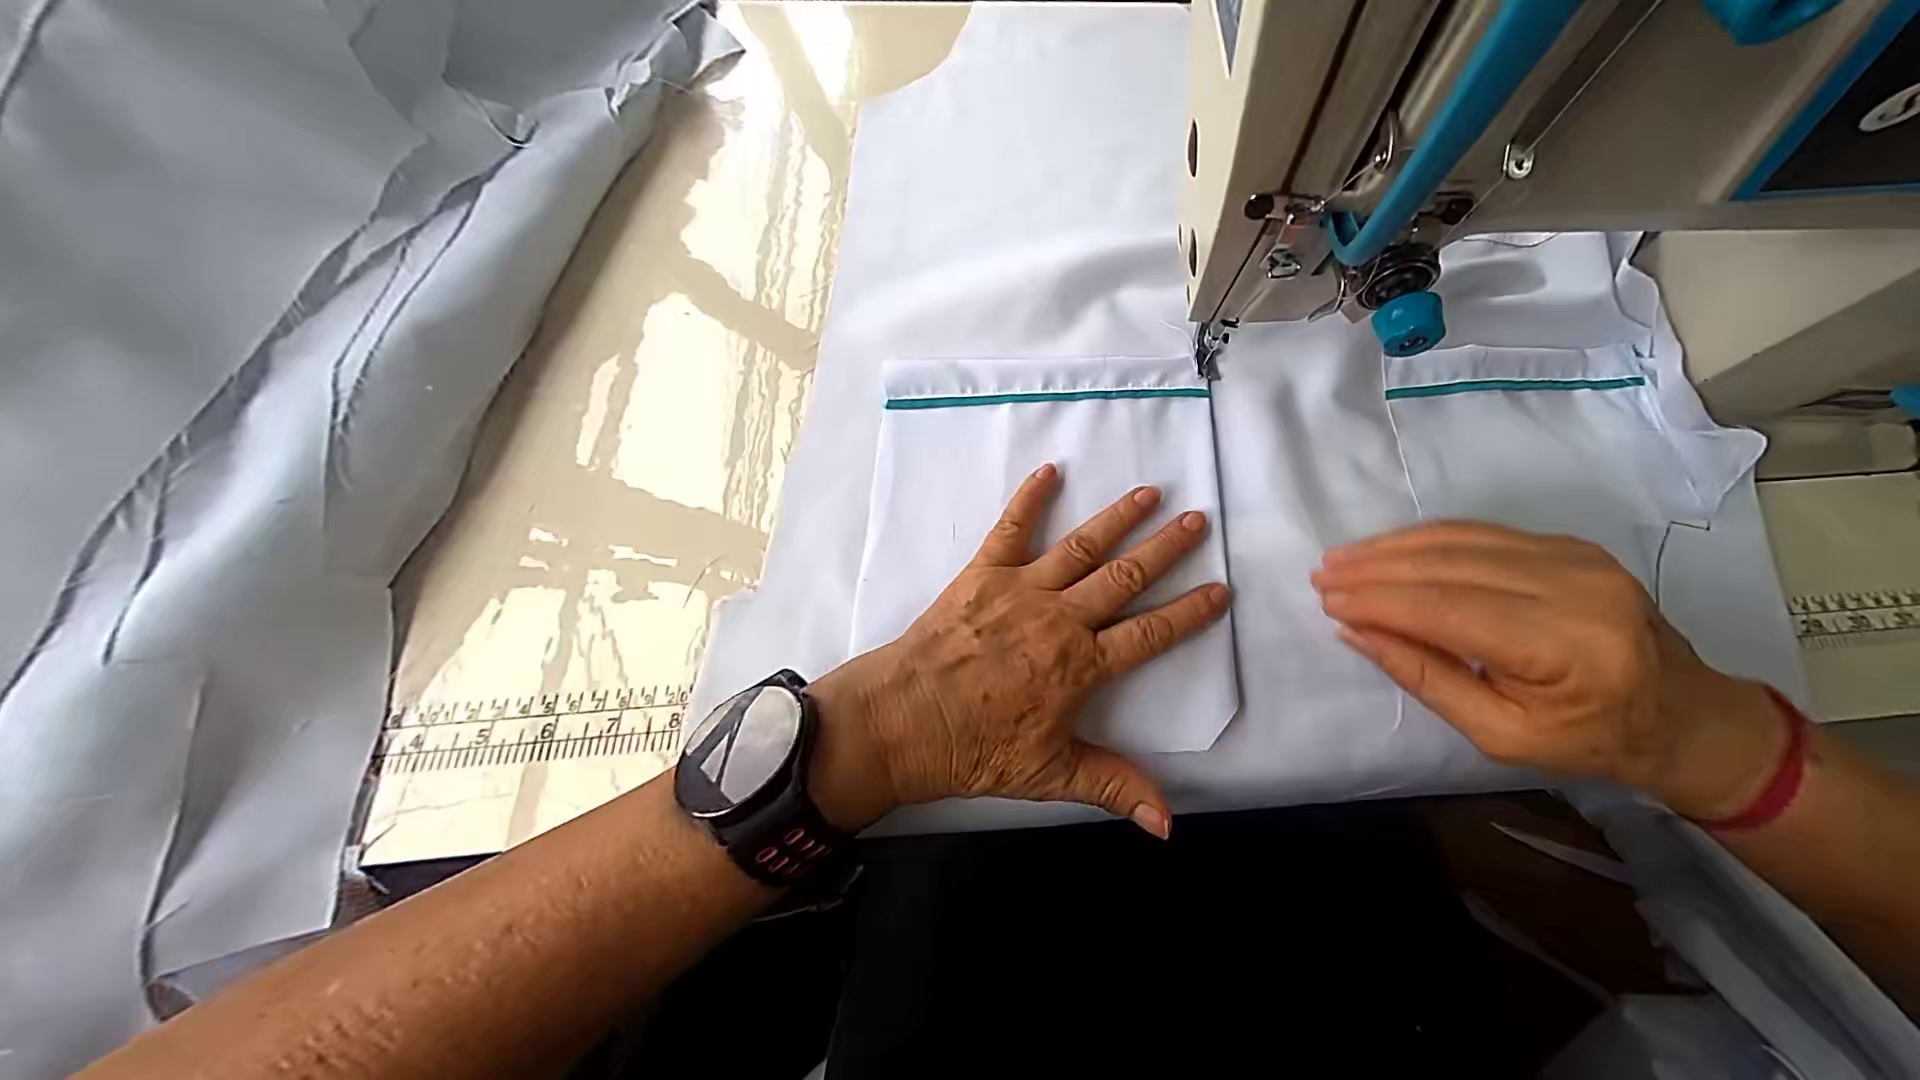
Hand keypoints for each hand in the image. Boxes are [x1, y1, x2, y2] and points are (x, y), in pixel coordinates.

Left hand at [808, 463, 1230, 837]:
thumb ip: (1114, 786)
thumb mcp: (1050, 775)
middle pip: (1125, 579)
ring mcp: (1021, 591)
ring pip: (1082, 547)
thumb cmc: (974, 749)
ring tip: (1149, 493)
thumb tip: (1169, 824)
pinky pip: (1010, 529)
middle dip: (1165, 549)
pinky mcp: (982, 574)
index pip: (1150, 634)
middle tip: (1197, 522)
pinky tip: (1049, 471)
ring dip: (1118, 518)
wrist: (903, 720)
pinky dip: (1029, 498)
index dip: (1189, 613)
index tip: (1219, 590)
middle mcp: (1060, 619)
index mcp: (1081, 666)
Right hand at [1310, 522, 1787, 818]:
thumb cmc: (1589, 739)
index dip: (1379, 602)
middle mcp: (1576, 588)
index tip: (1327, 602)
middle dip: (1374, 569)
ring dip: (1390, 548)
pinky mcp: (1568, 545)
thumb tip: (1354, 630)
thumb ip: (1424, 676)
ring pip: (1457, 539)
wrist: (1688, 715)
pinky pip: (1477, 532)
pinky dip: (1421, 539)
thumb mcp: (1498, 732)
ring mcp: (1576, 558)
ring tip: (1341, 560)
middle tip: (1321, 575)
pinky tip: (1386, 549)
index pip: (1446, 609)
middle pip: (1447, 565)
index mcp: (1565, 648)